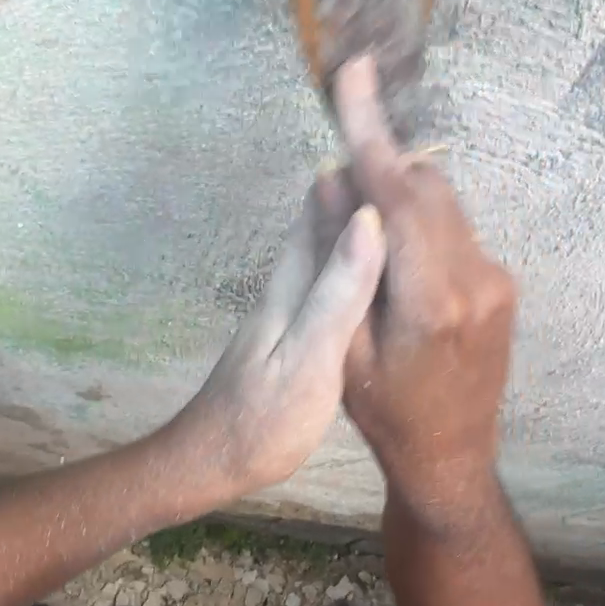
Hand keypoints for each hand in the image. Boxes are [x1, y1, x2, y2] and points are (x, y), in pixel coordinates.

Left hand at [166, 175, 386, 495]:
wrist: (214, 461)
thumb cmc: (266, 418)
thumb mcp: (310, 356)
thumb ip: (338, 291)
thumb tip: (367, 220)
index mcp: (292, 284)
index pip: (323, 214)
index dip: (352, 179)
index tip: (384, 144)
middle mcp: (285, 286)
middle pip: (318, 224)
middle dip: (350, 192)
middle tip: (390, 161)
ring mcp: (283, 309)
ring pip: (318, 249)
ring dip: (346, 222)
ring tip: (384, 201)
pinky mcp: (288, 332)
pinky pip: (322, 279)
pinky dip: (345, 260)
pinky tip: (358, 266)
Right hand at [331, 58, 517, 502]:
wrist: (453, 458)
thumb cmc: (386, 414)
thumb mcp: (343, 347)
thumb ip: (339, 261)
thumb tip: (329, 181)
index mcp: (432, 300)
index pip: (398, 194)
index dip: (370, 130)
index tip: (354, 74)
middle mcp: (477, 278)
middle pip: (425, 187)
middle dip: (379, 164)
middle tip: (335, 178)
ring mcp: (497, 279)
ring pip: (442, 202)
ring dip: (398, 192)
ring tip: (357, 221)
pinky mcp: (502, 283)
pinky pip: (453, 227)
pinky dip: (417, 220)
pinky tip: (392, 254)